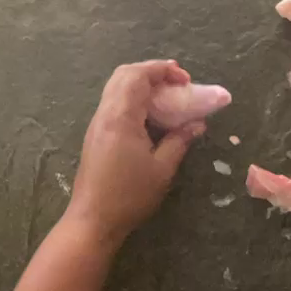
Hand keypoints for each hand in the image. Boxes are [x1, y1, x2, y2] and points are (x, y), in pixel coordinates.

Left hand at [65, 60, 203, 243]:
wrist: (93, 220)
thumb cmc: (129, 196)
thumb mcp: (162, 169)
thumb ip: (180, 141)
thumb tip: (198, 124)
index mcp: (121, 117)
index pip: (138, 76)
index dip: (162, 70)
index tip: (185, 79)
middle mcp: (105, 113)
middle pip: (124, 75)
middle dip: (152, 71)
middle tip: (176, 82)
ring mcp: (98, 123)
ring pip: (117, 87)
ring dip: (142, 84)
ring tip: (167, 95)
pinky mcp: (96, 134)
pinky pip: (114, 102)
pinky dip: (134, 98)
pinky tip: (151, 114)